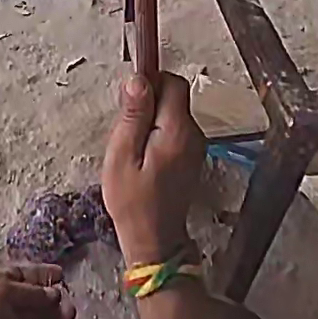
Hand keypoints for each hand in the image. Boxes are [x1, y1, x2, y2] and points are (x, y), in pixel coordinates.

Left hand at [0, 265, 78, 318]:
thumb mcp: (0, 291)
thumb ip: (30, 292)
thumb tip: (53, 293)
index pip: (21, 276)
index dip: (41, 274)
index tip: (60, 274)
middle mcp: (1, 307)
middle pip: (34, 301)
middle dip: (53, 299)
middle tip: (68, 302)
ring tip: (71, 317)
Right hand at [102, 72, 205, 265]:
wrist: (154, 239)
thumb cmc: (132, 200)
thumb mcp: (122, 155)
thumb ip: (133, 115)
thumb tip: (138, 79)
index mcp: (178, 130)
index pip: (173, 83)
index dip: (150, 81)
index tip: (128, 97)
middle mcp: (194, 134)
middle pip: (173, 96)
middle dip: (147, 102)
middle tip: (124, 130)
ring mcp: (195, 146)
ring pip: (172, 112)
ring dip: (150, 119)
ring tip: (130, 147)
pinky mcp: (191, 156)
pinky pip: (173, 129)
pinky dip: (156, 133)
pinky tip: (141, 156)